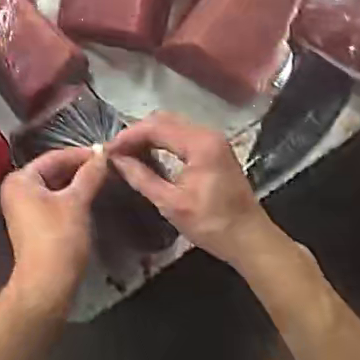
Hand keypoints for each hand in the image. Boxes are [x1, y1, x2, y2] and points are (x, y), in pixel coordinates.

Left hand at [0, 147, 108, 317]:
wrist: (46, 287)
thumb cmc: (58, 239)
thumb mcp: (76, 203)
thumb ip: (90, 174)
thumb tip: (103, 153)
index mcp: (21, 179)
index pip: (54, 157)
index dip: (81, 154)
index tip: (106, 153)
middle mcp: (17, 190)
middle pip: (53, 170)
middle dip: (80, 169)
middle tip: (108, 166)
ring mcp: (24, 208)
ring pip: (55, 187)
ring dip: (78, 183)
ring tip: (104, 179)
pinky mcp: (34, 224)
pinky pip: (54, 202)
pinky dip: (72, 198)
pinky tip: (91, 197)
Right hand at [106, 113, 284, 269]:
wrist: (251, 240)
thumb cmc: (213, 225)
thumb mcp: (171, 204)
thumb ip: (141, 178)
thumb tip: (115, 160)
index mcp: (200, 143)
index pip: (155, 127)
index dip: (128, 136)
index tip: (108, 150)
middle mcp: (207, 133)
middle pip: (163, 120)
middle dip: (136, 133)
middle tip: (116, 151)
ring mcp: (212, 139)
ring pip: (171, 124)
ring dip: (148, 135)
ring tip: (127, 152)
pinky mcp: (214, 148)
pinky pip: (181, 134)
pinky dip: (161, 140)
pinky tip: (148, 153)